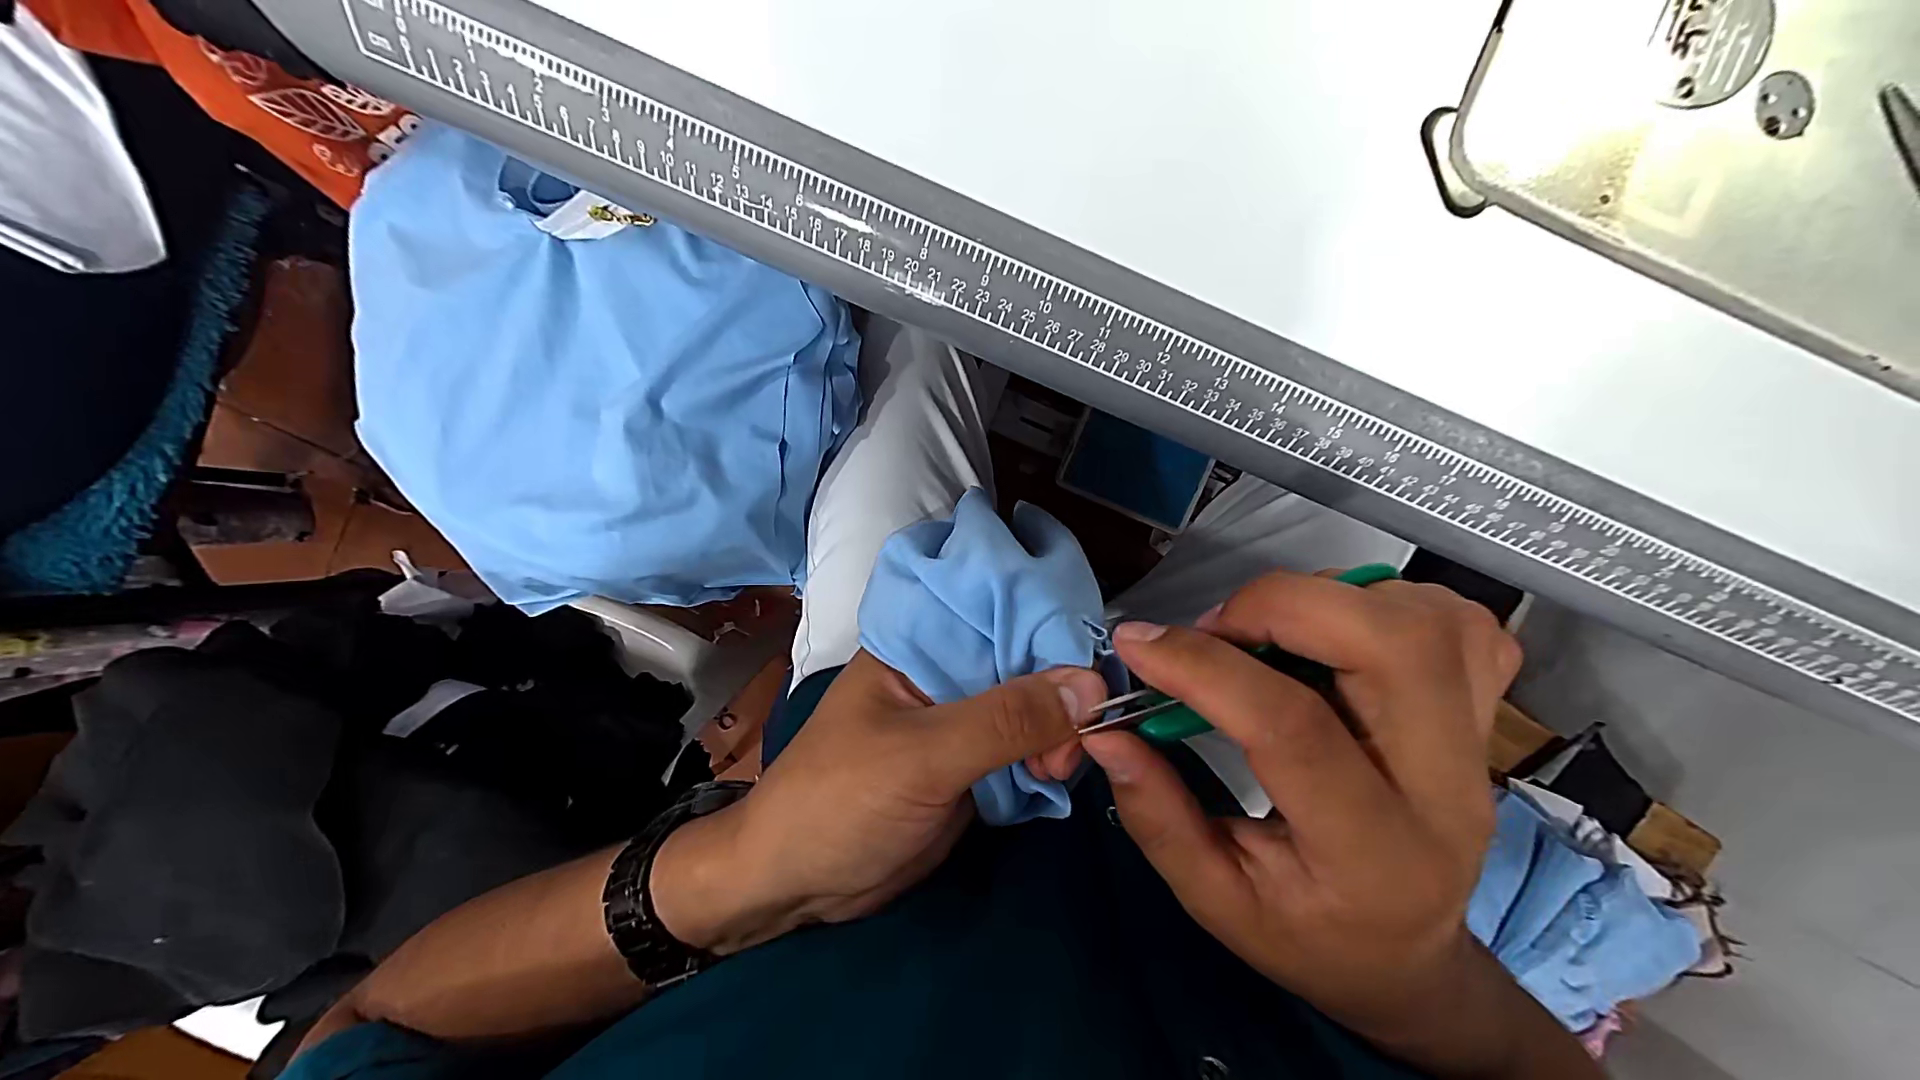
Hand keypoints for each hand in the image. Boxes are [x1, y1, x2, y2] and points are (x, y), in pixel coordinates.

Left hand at [654, 651, 1105, 953]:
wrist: (794, 884)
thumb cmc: (841, 802)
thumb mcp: (924, 755)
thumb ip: (1006, 718)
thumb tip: (1092, 684)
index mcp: (917, 642)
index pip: (998, 609)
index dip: (1050, 627)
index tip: (1094, 667)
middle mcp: (942, 670)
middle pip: (1022, 657)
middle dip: (1060, 690)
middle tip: (1080, 738)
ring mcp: (957, 718)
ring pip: (1029, 705)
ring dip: (1057, 730)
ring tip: (1061, 768)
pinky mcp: (969, 763)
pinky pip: (1023, 746)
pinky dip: (1046, 758)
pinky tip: (1057, 776)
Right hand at [1081, 570, 1576, 1075]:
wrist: (1410, 957)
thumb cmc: (1307, 934)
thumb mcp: (1214, 899)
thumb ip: (1156, 815)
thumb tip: (1107, 731)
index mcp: (1370, 851)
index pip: (1291, 726)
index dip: (1202, 667)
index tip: (1136, 644)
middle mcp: (1444, 786)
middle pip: (1391, 643)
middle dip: (1280, 604)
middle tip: (1216, 630)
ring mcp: (1476, 742)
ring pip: (1425, 617)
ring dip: (1328, 598)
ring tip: (1267, 633)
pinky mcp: (1482, 713)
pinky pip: (1456, 621)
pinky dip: (1384, 601)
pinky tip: (1334, 634)